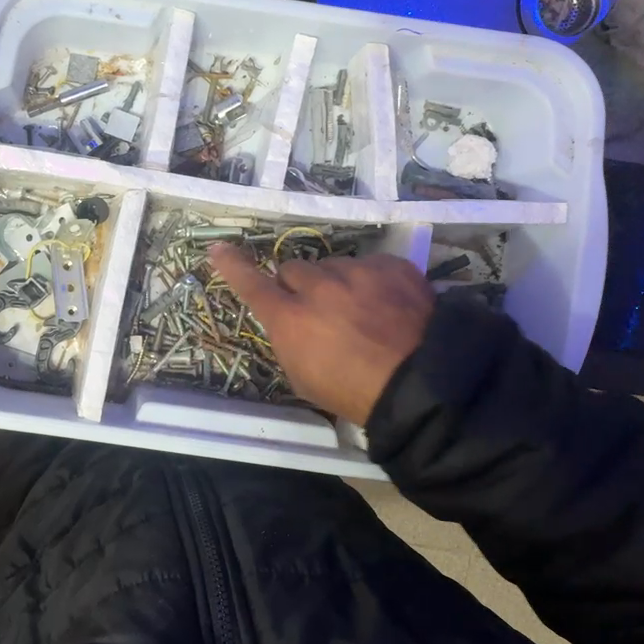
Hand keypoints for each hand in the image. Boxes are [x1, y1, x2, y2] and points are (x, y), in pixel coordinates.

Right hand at [207, 244, 433, 424]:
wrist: (425, 384)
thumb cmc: (354, 393)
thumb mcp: (303, 379)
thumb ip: (288, 341)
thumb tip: (288, 323)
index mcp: (289, 319)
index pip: (251, 284)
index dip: (233, 266)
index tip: (219, 250)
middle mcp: (318, 287)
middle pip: (293, 270)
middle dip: (299, 286)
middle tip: (318, 309)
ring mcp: (357, 271)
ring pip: (334, 267)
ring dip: (338, 284)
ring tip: (364, 312)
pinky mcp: (391, 265)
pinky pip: (371, 265)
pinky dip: (373, 281)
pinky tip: (388, 306)